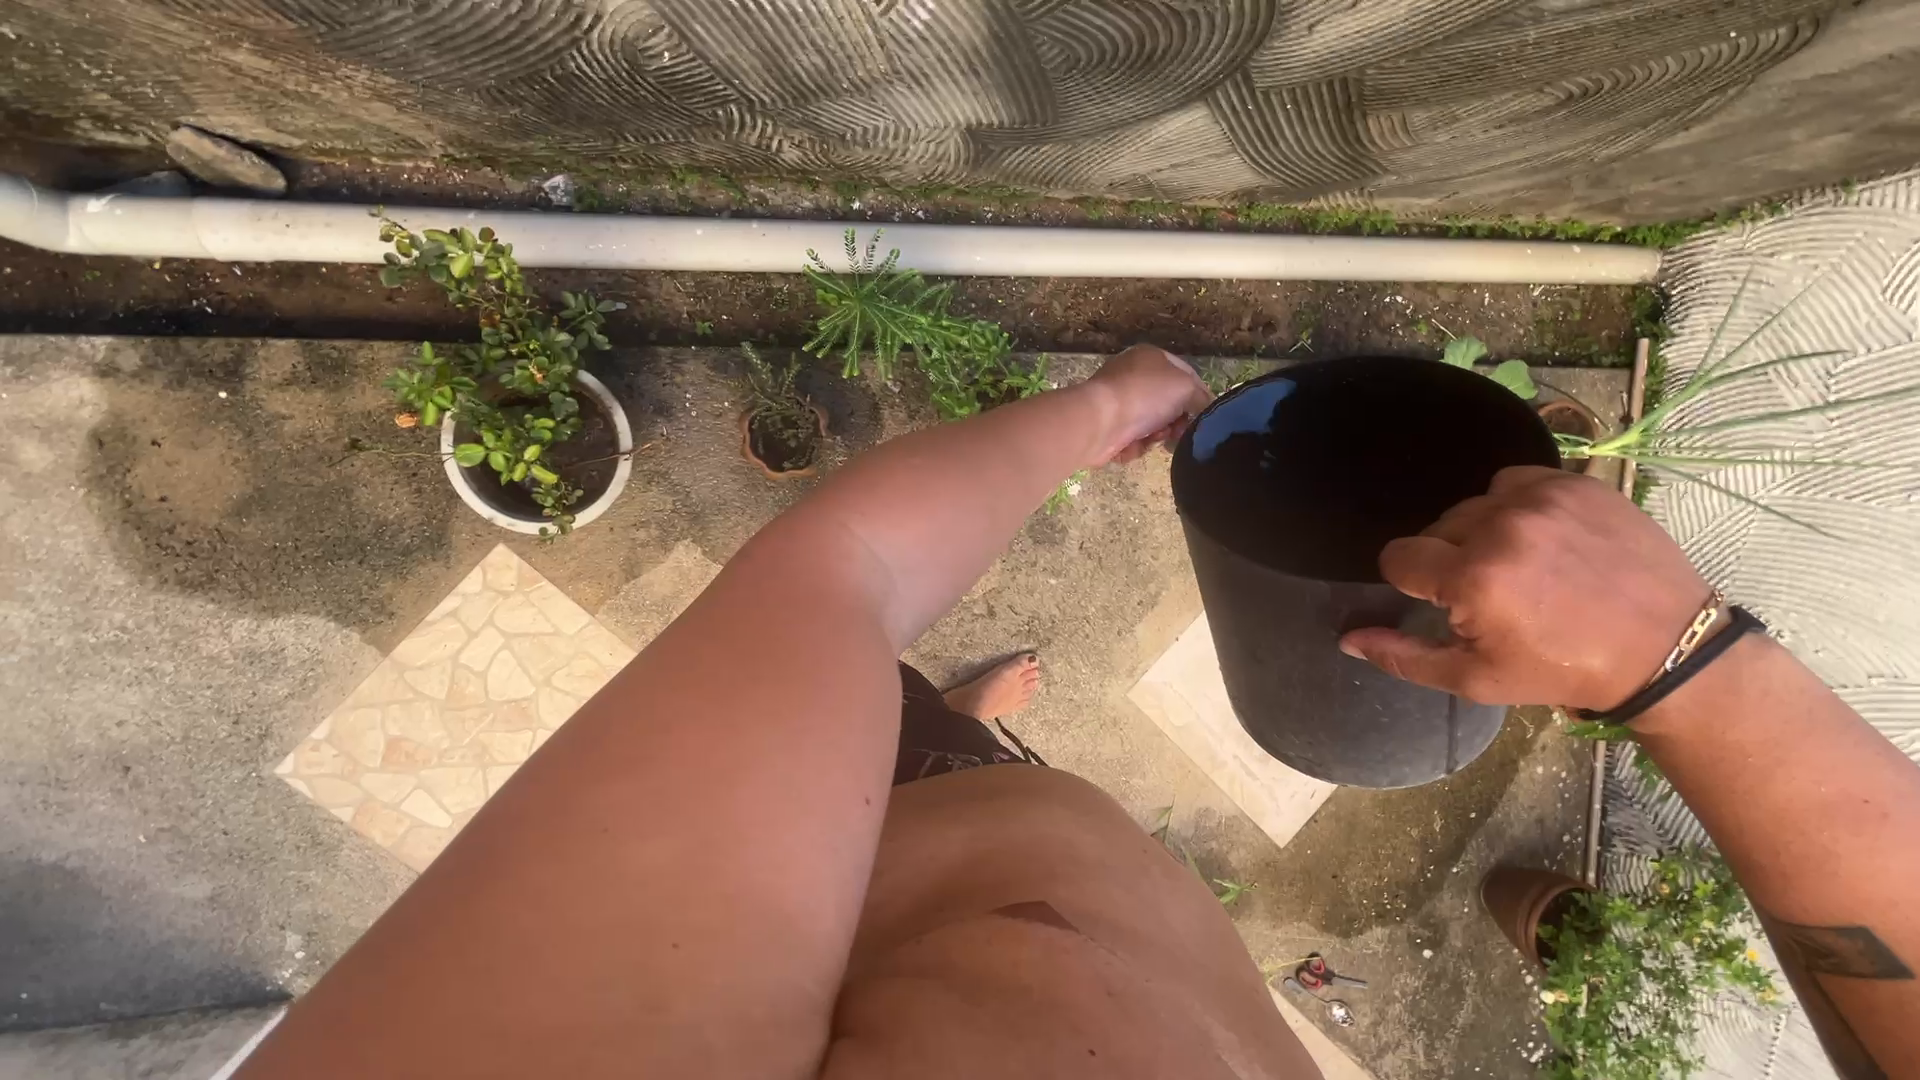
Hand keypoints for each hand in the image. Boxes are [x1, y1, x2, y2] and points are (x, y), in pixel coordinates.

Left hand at [1081, 344, 1212, 463]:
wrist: (1098, 421)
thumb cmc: (1144, 395)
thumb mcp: (1185, 388)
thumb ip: (1201, 397)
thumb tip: (1204, 410)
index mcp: (1150, 358)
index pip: (1185, 374)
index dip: (1199, 396)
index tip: (1206, 417)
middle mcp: (1132, 377)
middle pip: (1167, 404)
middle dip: (1176, 422)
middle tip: (1179, 433)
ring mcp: (1116, 403)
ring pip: (1150, 426)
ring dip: (1154, 437)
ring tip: (1150, 439)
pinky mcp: (1105, 428)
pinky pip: (1131, 441)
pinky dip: (1134, 446)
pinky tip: (1130, 445)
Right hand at [1337, 467, 1716, 709]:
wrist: (1671, 652)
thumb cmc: (1561, 671)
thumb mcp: (1475, 678)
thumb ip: (1401, 656)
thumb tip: (1346, 640)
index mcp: (1472, 578)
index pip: (1398, 557)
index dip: (1412, 582)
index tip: (1445, 600)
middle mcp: (1501, 529)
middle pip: (1434, 529)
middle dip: (1449, 559)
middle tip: (1492, 592)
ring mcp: (1541, 501)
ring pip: (1470, 506)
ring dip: (1479, 531)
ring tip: (1519, 564)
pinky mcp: (1575, 485)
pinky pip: (1513, 482)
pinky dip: (1515, 506)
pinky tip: (1540, 537)